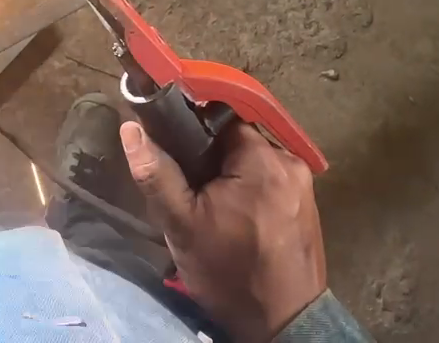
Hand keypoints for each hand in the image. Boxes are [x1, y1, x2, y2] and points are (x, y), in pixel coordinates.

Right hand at [120, 120, 327, 342]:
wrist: (284, 330)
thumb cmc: (231, 274)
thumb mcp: (182, 226)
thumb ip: (156, 174)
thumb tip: (130, 128)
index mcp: (262, 158)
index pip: (218, 116)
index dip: (190, 129)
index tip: (173, 151)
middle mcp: (290, 162)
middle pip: (235, 138)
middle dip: (209, 154)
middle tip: (189, 185)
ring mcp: (304, 185)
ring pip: (251, 159)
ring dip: (229, 172)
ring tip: (209, 202)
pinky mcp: (308, 206)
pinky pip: (269, 179)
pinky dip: (249, 188)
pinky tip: (235, 215)